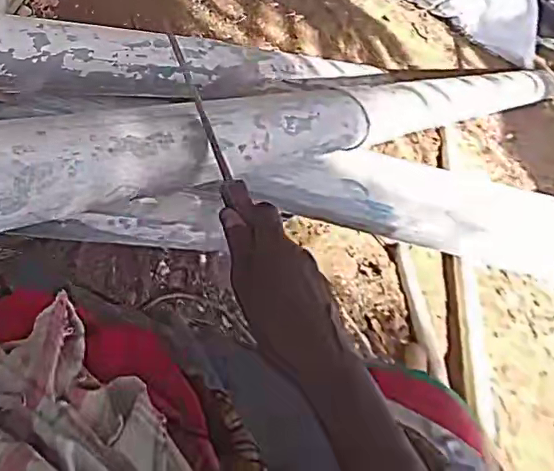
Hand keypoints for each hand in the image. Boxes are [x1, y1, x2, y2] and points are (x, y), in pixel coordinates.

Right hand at [221, 185, 430, 470]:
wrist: (324, 360)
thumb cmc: (275, 321)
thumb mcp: (244, 282)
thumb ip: (239, 245)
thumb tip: (231, 214)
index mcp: (273, 242)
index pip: (259, 208)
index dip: (243, 199)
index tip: (229, 191)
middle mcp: (294, 248)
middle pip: (272, 227)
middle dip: (253, 228)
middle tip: (235, 237)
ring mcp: (310, 268)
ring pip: (283, 250)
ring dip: (267, 253)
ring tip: (252, 275)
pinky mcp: (320, 288)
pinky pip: (294, 269)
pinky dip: (281, 272)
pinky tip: (275, 294)